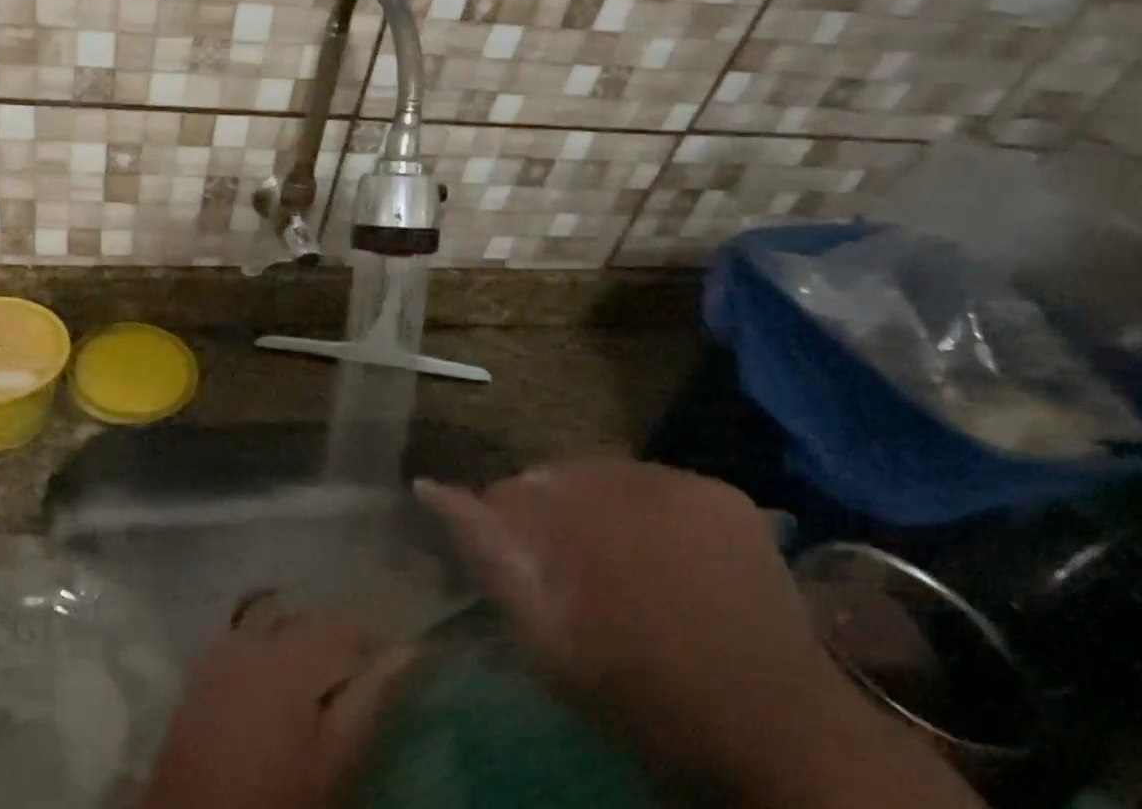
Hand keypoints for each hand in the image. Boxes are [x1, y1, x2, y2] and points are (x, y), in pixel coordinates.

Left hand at [137, 598, 412, 808]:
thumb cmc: (278, 795)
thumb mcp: (334, 756)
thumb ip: (369, 698)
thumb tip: (407, 652)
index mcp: (289, 657)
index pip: (341, 624)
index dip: (369, 636)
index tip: (389, 659)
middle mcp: (251, 640)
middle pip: (302, 617)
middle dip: (331, 634)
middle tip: (354, 671)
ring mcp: (219, 653)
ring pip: (269, 621)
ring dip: (296, 637)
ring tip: (314, 675)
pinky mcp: (199, 672)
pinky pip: (240, 637)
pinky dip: (263, 645)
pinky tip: (271, 680)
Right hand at [415, 462, 984, 808]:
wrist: (771, 724)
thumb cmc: (640, 692)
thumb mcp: (545, 639)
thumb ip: (488, 556)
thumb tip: (429, 488)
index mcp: (579, 520)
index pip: (506, 492)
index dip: (495, 525)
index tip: (507, 566)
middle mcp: (629, 484)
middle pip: (552, 477)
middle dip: (542, 513)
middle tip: (556, 568)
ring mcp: (682, 483)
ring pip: (601, 476)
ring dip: (588, 506)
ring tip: (604, 559)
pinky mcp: (722, 494)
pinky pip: (651, 481)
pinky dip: (636, 506)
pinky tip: (649, 549)